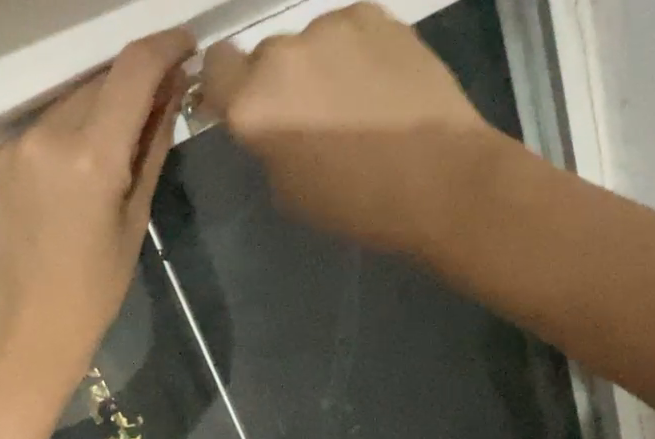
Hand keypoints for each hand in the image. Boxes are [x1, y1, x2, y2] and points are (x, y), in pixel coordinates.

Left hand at [0, 29, 192, 373]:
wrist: (34, 320)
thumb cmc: (98, 285)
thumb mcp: (136, 216)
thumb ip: (151, 146)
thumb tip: (171, 93)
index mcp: (92, 156)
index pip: (132, 70)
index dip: (165, 47)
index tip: (187, 46)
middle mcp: (49, 135)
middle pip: (102, 82)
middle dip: (136, 85)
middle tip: (165, 104)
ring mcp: (20, 143)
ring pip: (74, 101)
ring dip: (104, 108)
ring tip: (125, 144)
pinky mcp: (2, 156)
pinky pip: (49, 125)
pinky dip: (74, 130)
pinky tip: (87, 166)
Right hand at [200, 3, 497, 253]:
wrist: (440, 179)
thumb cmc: (358, 203)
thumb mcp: (290, 192)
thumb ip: (268, 146)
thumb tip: (275, 124)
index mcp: (253, 105)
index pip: (215, 68)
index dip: (228, 86)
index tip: (246, 106)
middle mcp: (282, 56)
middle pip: (264, 57)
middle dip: (281, 83)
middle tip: (313, 117)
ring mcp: (330, 28)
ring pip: (309, 43)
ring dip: (320, 65)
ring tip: (356, 102)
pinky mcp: (374, 16)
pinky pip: (348, 30)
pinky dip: (355, 52)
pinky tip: (381, 84)